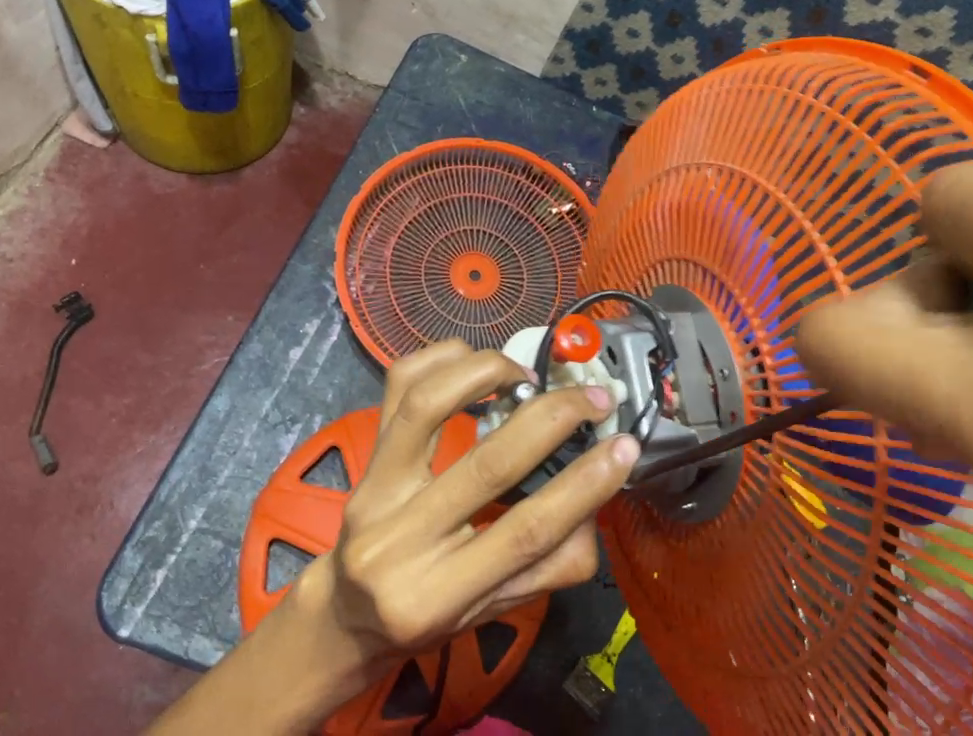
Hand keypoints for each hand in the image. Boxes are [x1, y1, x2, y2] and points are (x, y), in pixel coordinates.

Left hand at [148, 341, 638, 735]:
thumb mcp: (493, 610)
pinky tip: (474, 359)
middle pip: (486, 466)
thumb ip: (549, 565)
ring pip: (427, 409)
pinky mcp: (365, 456)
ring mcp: (376, 492)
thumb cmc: (429, 613)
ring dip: (488, 375)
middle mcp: (401, 541)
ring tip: (527, 374)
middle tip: (594, 397)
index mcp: (440, 596)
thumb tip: (594, 501)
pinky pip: (397, 387)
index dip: (584, 486)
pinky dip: (439, 359)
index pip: (524, 533)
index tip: (625, 446)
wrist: (347, 610)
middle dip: (552, 420)